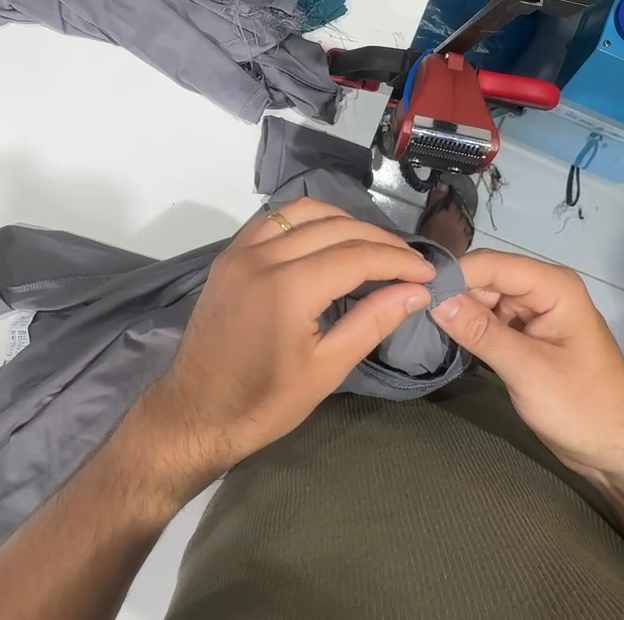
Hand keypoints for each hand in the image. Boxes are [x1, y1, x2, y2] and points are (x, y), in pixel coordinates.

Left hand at [139, 197, 436, 478]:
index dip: (398, 260)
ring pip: (303, 211)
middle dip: (378, 239)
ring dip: (343, 221)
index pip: (356, 255)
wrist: (196, 413)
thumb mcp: (327, 368)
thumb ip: (373, 321)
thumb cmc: (264, 403)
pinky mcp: (229, 255)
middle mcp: (262, 256)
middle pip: (335, 227)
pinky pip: (274, 219)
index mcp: (288, 287)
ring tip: (373, 246)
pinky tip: (327, 238)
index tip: (427, 271)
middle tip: (408, 260)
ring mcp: (241, 250)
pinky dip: (307, 220)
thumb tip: (417, 291)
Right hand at [430, 249, 623, 479]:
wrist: (620, 455)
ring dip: (459, 312)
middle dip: (453, 293)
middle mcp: (543, 291)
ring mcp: (534, 314)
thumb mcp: (527, 371)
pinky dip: (470, 328)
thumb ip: (480, 332)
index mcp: (553, 286)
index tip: (414, 292)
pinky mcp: (527, 337)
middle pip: (485, 279)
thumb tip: (434, 299)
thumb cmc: (583, 409)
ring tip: (421, 324)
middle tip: (412, 312)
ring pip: (484, 300)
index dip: (454, 274)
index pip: (492, 265)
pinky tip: (446, 337)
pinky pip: (490, 321)